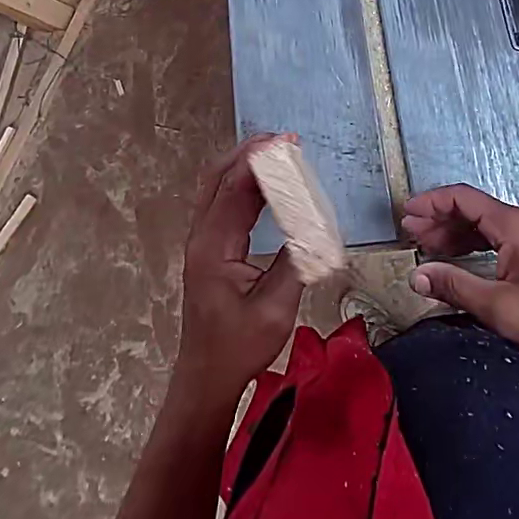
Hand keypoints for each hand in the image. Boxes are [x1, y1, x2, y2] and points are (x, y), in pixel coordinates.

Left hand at [172, 134, 305, 407]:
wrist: (206, 377)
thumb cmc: (239, 347)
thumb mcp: (276, 307)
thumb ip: (296, 260)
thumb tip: (317, 222)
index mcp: (214, 248)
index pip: (234, 190)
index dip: (260, 162)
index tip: (288, 143)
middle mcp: (202, 237)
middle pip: (217, 179)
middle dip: (249, 154)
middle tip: (283, 141)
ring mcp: (202, 242)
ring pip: (216, 188)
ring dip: (244, 166)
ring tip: (277, 153)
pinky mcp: (208, 249)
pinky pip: (222, 204)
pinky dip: (242, 185)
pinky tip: (265, 184)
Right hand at [404, 184, 518, 378]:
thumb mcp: (499, 307)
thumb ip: (454, 286)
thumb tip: (418, 276)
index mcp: (512, 225)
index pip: (462, 198)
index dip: (430, 202)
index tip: (406, 213)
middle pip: (471, 208)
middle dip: (437, 217)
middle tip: (410, 232)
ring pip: (483, 225)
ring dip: (453, 233)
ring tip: (426, 246)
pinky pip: (496, 240)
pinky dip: (471, 246)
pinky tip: (458, 261)